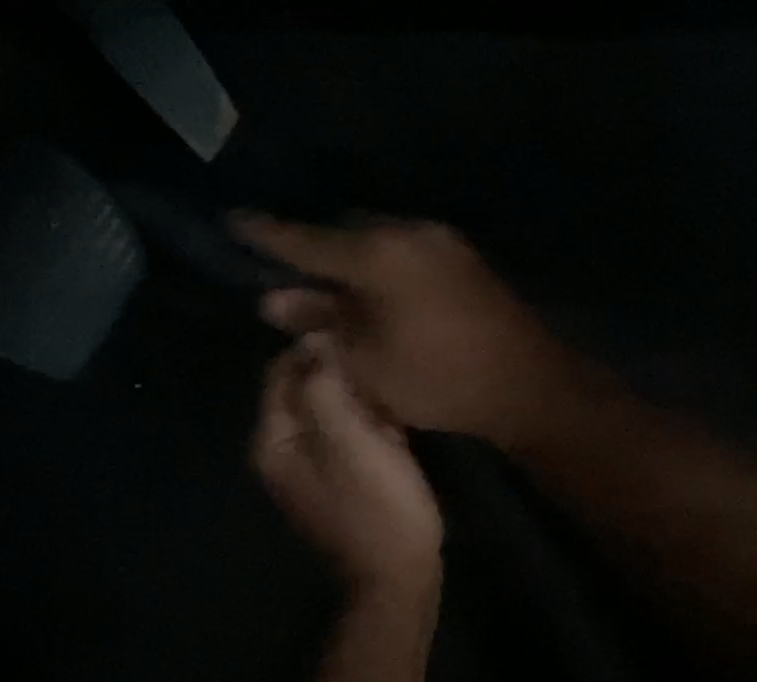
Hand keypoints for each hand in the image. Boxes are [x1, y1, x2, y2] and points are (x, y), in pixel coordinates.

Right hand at [235, 214, 573, 447]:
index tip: (232, 222)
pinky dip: (371, 270)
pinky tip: (362, 294)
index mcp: (378, 254)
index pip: (306, 240)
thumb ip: (317, 325)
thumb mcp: (363, 361)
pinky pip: (398, 253)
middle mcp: (407, 233)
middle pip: (340, 235)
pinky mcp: (457, 259)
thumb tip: (274, 302)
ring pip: (371, 243)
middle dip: (307, 251)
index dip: (266, 235)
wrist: (524, 384)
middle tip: (276, 271)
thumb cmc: (435, 379)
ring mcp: (438, 242)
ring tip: (316, 288)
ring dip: (342, 263)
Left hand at [253, 336, 442, 591]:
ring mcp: (303, 471)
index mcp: (272, 441)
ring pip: (327, 411)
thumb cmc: (378, 506)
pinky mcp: (331, 483)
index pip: (281, 370)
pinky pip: (343, 437)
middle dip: (341, 379)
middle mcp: (277, 453)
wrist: (397, 579)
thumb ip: (324, 385)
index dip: (319, 349)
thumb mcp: (351, 438)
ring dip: (357, 403)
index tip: (360, 346)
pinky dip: (365, 429)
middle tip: (380, 381)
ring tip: (390, 407)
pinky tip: (392, 435)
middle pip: (302, 389)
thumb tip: (314, 339)